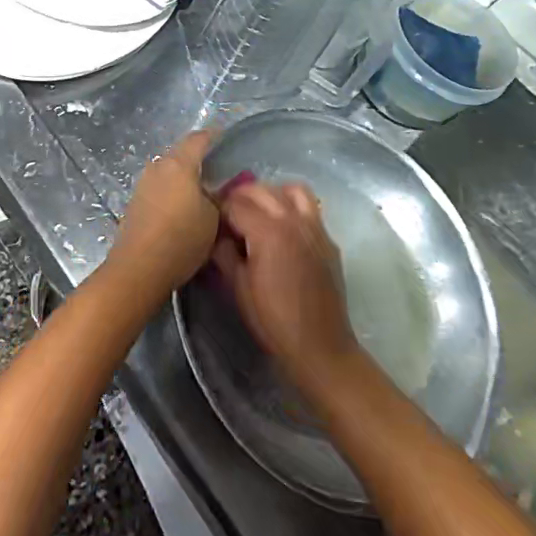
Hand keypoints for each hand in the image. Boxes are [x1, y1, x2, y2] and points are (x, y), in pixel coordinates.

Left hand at [112, 131, 219, 291]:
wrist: (138, 269)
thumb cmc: (182, 239)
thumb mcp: (213, 218)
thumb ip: (218, 197)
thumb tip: (219, 188)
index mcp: (179, 164)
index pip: (199, 138)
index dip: (214, 136)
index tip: (226, 139)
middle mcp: (158, 167)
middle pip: (181, 154)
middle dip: (199, 160)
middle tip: (218, 172)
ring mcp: (142, 185)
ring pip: (169, 172)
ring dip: (184, 178)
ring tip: (202, 193)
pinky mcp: (134, 203)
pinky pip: (159, 188)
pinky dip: (172, 192)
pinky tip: (182, 209)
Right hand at [214, 182, 361, 391]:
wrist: (319, 345)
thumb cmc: (273, 320)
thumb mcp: (239, 288)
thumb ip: (225, 254)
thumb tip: (216, 236)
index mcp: (268, 231)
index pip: (236, 204)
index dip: (218, 209)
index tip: (208, 218)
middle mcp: (294, 219)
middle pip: (262, 190)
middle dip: (240, 196)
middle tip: (226, 214)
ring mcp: (315, 227)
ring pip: (291, 190)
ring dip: (271, 193)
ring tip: (258, 212)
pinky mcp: (328, 239)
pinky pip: (310, 207)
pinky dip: (292, 206)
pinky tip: (282, 228)